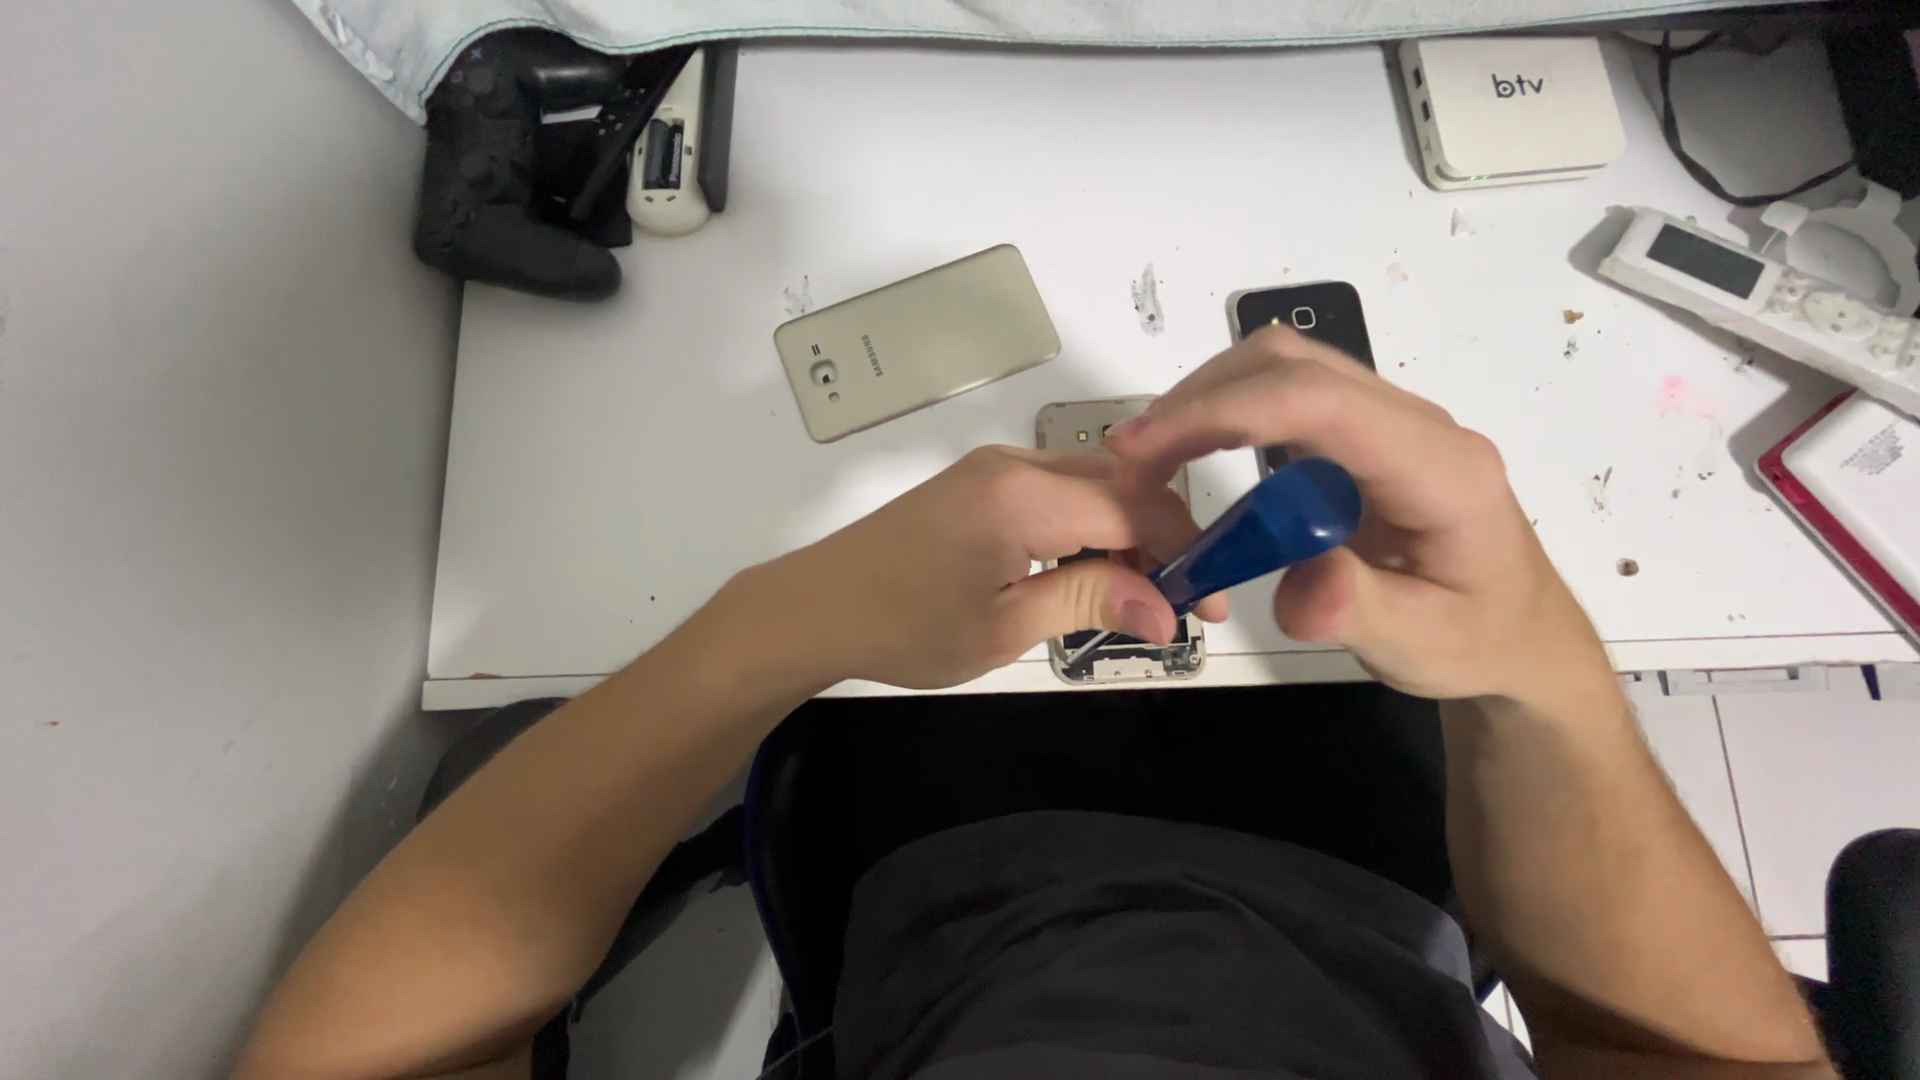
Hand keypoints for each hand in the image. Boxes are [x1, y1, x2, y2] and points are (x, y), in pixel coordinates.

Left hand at [746, 446, 1226, 689]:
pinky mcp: (979, 482)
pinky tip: (1084, 574)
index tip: (1207, 606)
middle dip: (1161, 539)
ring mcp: (994, 468)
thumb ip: (1089, 603)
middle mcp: (1015, 465)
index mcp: (1024, 496)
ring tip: (1132, 597)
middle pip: (1121, 485)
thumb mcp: (1003, 627)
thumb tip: (1167, 612)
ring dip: (1124, 534)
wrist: (815, 608)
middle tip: (1173, 604)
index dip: (1184, 552)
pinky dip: (1086, 528)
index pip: (1137, 507)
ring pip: (1092, 485)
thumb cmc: (904, 628)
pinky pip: (1057, 492)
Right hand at [1105, 326, 1610, 703]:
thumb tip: (1301, 581)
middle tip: (1132, 457)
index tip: (1143, 448)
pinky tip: (1192, 452)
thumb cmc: (1475, 638)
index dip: (1222, 411)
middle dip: (1199, 398)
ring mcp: (1386, 422)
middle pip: (1292, 364)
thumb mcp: (1422, 644)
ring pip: (1282, 366)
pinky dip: (1222, 411)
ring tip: (1151, 455)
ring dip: (1205, 398)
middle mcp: (1413, 424)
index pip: (1319, 402)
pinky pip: (1282, 395)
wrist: (1515, 629)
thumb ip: (1358, 610)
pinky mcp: (1358, 434)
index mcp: (1438, 467)